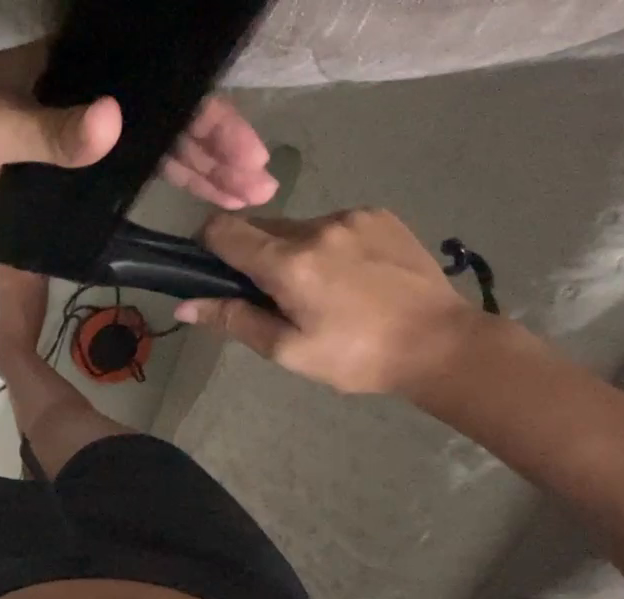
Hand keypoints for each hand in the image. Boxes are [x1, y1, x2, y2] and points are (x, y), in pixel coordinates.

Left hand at [0, 40, 271, 211]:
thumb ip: (52, 131)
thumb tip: (116, 124)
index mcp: (70, 68)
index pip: (157, 92)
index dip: (207, 123)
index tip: (245, 155)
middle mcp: (73, 92)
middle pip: (158, 120)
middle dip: (209, 151)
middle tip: (256, 185)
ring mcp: (59, 129)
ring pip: (138, 147)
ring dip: (184, 170)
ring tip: (231, 196)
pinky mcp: (42, 164)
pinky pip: (106, 171)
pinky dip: (140, 183)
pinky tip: (172, 198)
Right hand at [174, 210, 489, 396]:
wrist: (439, 343)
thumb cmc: (355, 357)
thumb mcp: (286, 349)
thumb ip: (234, 320)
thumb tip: (184, 305)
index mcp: (289, 263)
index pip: (225, 231)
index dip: (206, 244)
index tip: (206, 267)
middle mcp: (317, 228)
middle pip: (260, 228)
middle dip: (252, 257)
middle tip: (268, 298)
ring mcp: (353, 218)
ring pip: (297, 228)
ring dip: (290, 253)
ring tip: (316, 292)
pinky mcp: (380, 217)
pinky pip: (331, 226)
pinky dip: (324, 247)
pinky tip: (346, 279)